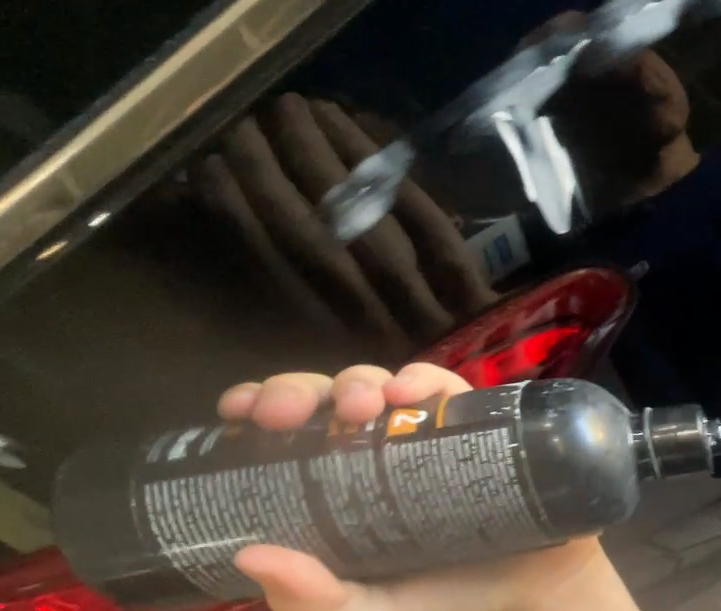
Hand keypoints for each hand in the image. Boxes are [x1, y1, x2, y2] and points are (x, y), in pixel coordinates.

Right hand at [194, 95, 497, 359]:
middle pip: (319, 249)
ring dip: (326, 165)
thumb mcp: (361, 353)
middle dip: (273, 180)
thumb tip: (237, 213)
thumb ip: (310, 302)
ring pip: (370, 232)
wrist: (514, 390)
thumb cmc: (432, 365)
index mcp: (347, 355)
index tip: (207, 169)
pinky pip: (433, 233)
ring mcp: (439, 319)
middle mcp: (388, 340)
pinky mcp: (482, 301)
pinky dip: (396, 183)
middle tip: (246, 123)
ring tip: (295, 111)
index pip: (281, 283)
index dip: (239, 222)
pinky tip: (360, 133)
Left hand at [221, 363, 611, 610]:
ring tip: (367, 407)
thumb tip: (249, 554)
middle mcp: (376, 450)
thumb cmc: (450, 598)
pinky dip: (423, 378)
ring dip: (359, 381)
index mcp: (334, 486)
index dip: (253, 408)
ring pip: (379, 383)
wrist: (537, 592)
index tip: (243, 417)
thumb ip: (315, 603)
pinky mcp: (480, 426)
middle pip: (323, 397)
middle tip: (294, 416)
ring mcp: (430, 434)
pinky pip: (447, 386)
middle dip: (298, 390)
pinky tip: (413, 392)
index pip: (280, 433)